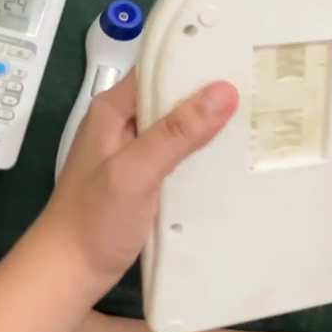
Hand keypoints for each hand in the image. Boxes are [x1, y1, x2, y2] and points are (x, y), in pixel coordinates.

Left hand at [29, 70, 238, 290]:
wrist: (70, 274)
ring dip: (211, 123)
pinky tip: (233, 156)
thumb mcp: (135, 173)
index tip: (242, 58)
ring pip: (180, 124)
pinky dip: (204, 151)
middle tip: (261, 88)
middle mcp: (125, 122)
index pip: (161, 67)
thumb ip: (176, 133)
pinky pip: (181, 151)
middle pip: (174, 94)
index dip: (198, 61)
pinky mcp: (147, 175)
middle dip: (213, 92)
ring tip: (257, 117)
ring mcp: (136, 150)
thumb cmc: (94, 221)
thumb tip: (223, 92)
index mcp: (114, 108)